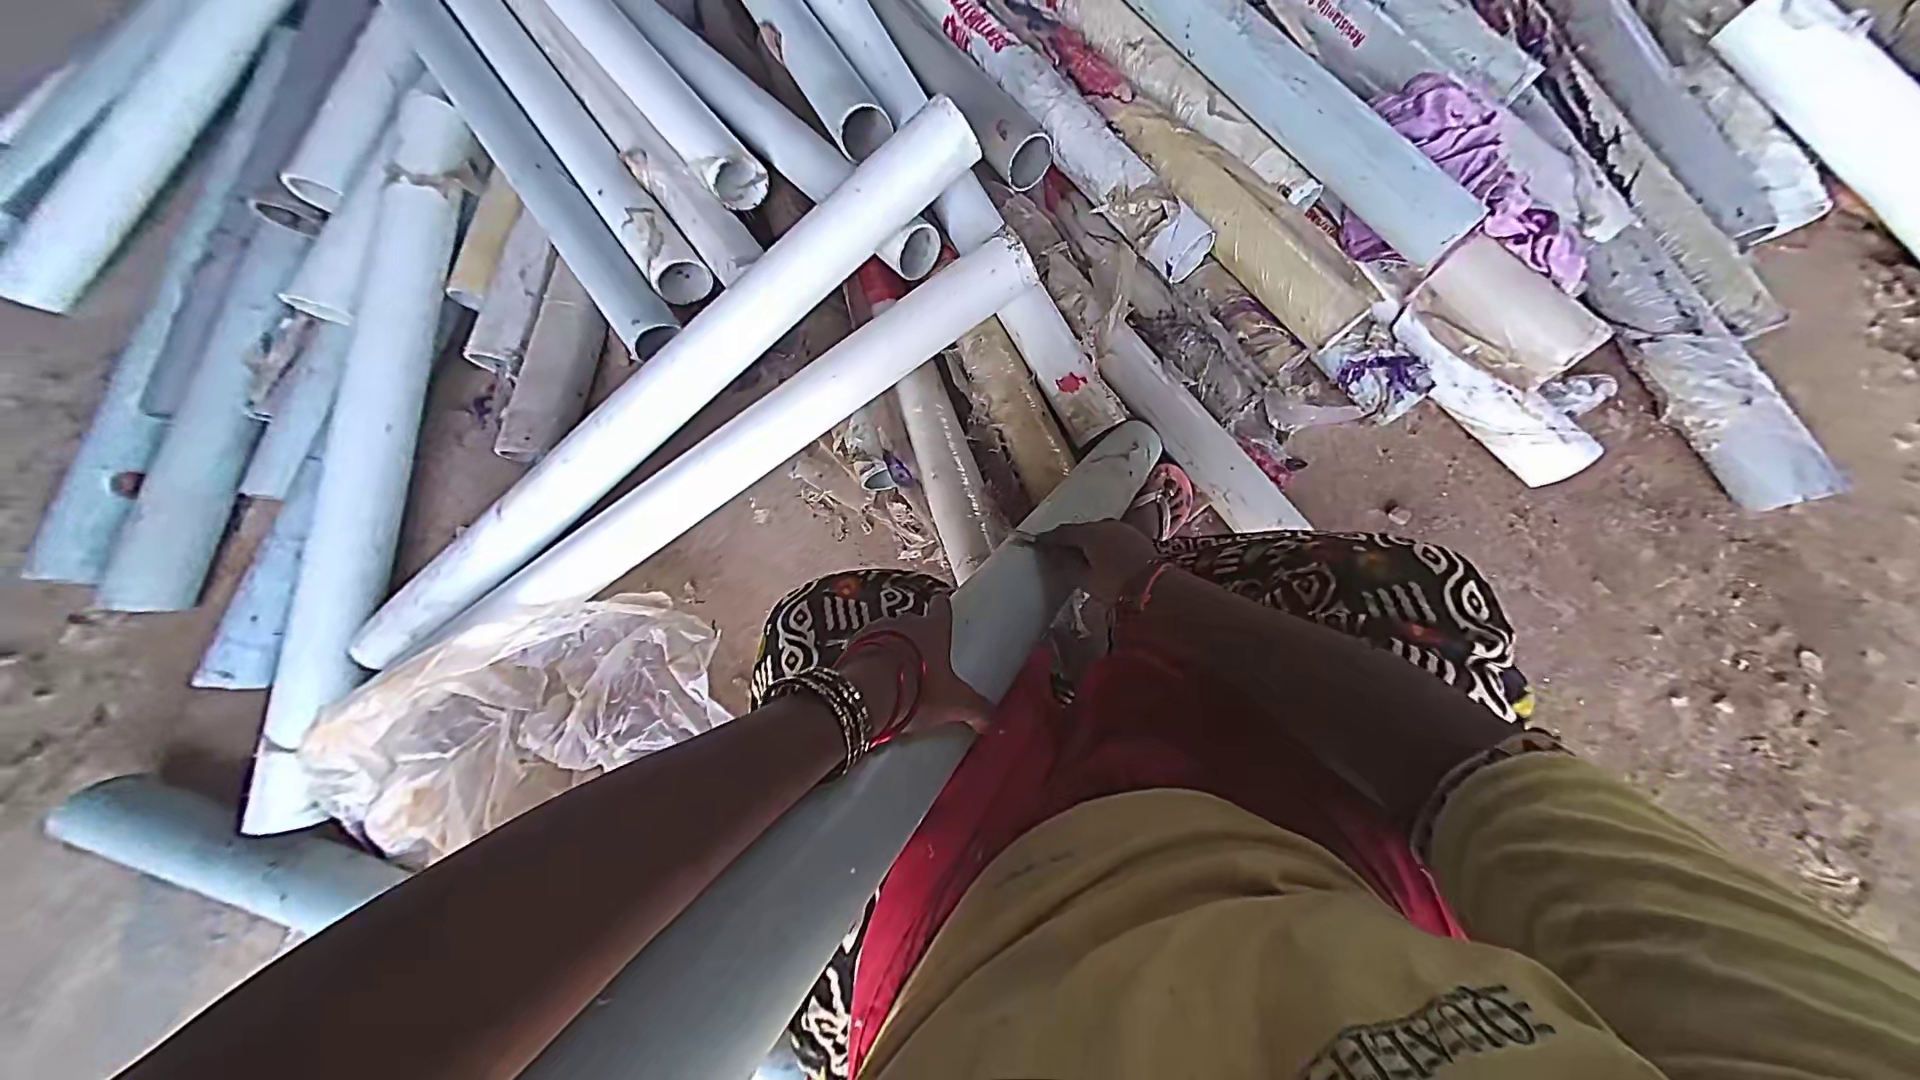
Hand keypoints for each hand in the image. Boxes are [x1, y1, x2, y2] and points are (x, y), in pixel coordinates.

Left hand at [838, 596, 993, 737]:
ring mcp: (877, 629)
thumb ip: (976, 709)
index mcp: (934, 628)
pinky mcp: (854, 644)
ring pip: (888, 634)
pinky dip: (869, 659)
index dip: (943, 608)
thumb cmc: (917, 689)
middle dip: (916, 638)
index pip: (941, 607)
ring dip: (891, 648)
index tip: (943, 608)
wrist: (870, 692)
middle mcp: (906, 621)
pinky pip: (865, 648)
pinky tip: (873, 680)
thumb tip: (992, 720)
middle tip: (922, 661)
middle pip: (913, 622)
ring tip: (896, 675)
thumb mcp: (954, 703)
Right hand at [1034, 520, 1160, 605]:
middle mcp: (1106, 525)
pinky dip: (1100, 544)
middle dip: (1068, 540)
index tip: (1037, 543)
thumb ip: (1067, 565)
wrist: (1158, 589)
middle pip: (1080, 530)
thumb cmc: (1117, 586)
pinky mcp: (1136, 537)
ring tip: (1077, 555)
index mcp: (1090, 533)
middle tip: (1056, 551)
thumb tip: (1054, 555)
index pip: (1062, 532)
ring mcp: (1123, 529)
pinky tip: (1097, 556)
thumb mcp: (1086, 579)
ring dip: (1086, 542)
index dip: (1048, 539)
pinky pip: (1110, 537)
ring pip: (1097, 532)